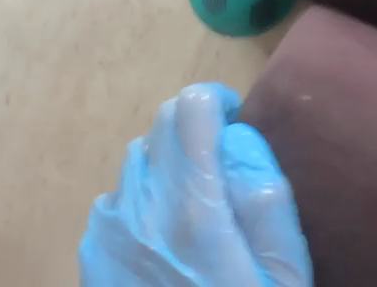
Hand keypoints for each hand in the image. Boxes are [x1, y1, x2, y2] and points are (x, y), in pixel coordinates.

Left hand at [82, 83, 313, 286]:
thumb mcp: (286, 272)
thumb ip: (266, 197)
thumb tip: (238, 141)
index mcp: (194, 207)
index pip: (190, 107)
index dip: (218, 105)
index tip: (235, 127)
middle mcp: (142, 209)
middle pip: (160, 125)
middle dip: (194, 129)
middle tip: (221, 168)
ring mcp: (108, 236)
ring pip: (136, 159)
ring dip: (167, 163)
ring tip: (194, 207)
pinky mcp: (91, 262)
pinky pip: (115, 199)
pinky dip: (142, 199)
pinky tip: (162, 241)